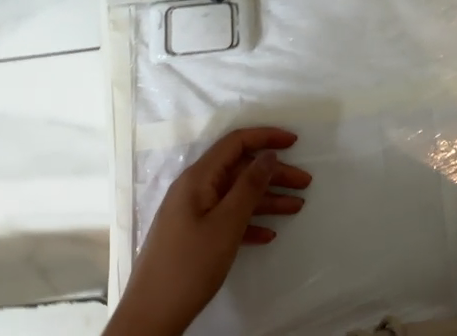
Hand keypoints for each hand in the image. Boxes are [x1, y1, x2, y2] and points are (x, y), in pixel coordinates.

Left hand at [108, 128, 310, 335]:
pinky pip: (226, 218)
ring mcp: (192, 213)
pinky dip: (249, 222)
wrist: (150, 317)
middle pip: (239, 170)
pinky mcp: (192, 236)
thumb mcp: (227, 224)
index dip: (266, 138)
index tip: (294, 142)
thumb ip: (249, 186)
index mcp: (198, 178)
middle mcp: (194, 189)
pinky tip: (268, 234)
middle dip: (273, 174)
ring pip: (235, 195)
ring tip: (297, 207)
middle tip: (306, 183)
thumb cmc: (190, 265)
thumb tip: (268, 155)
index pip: (235, 144)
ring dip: (266, 199)